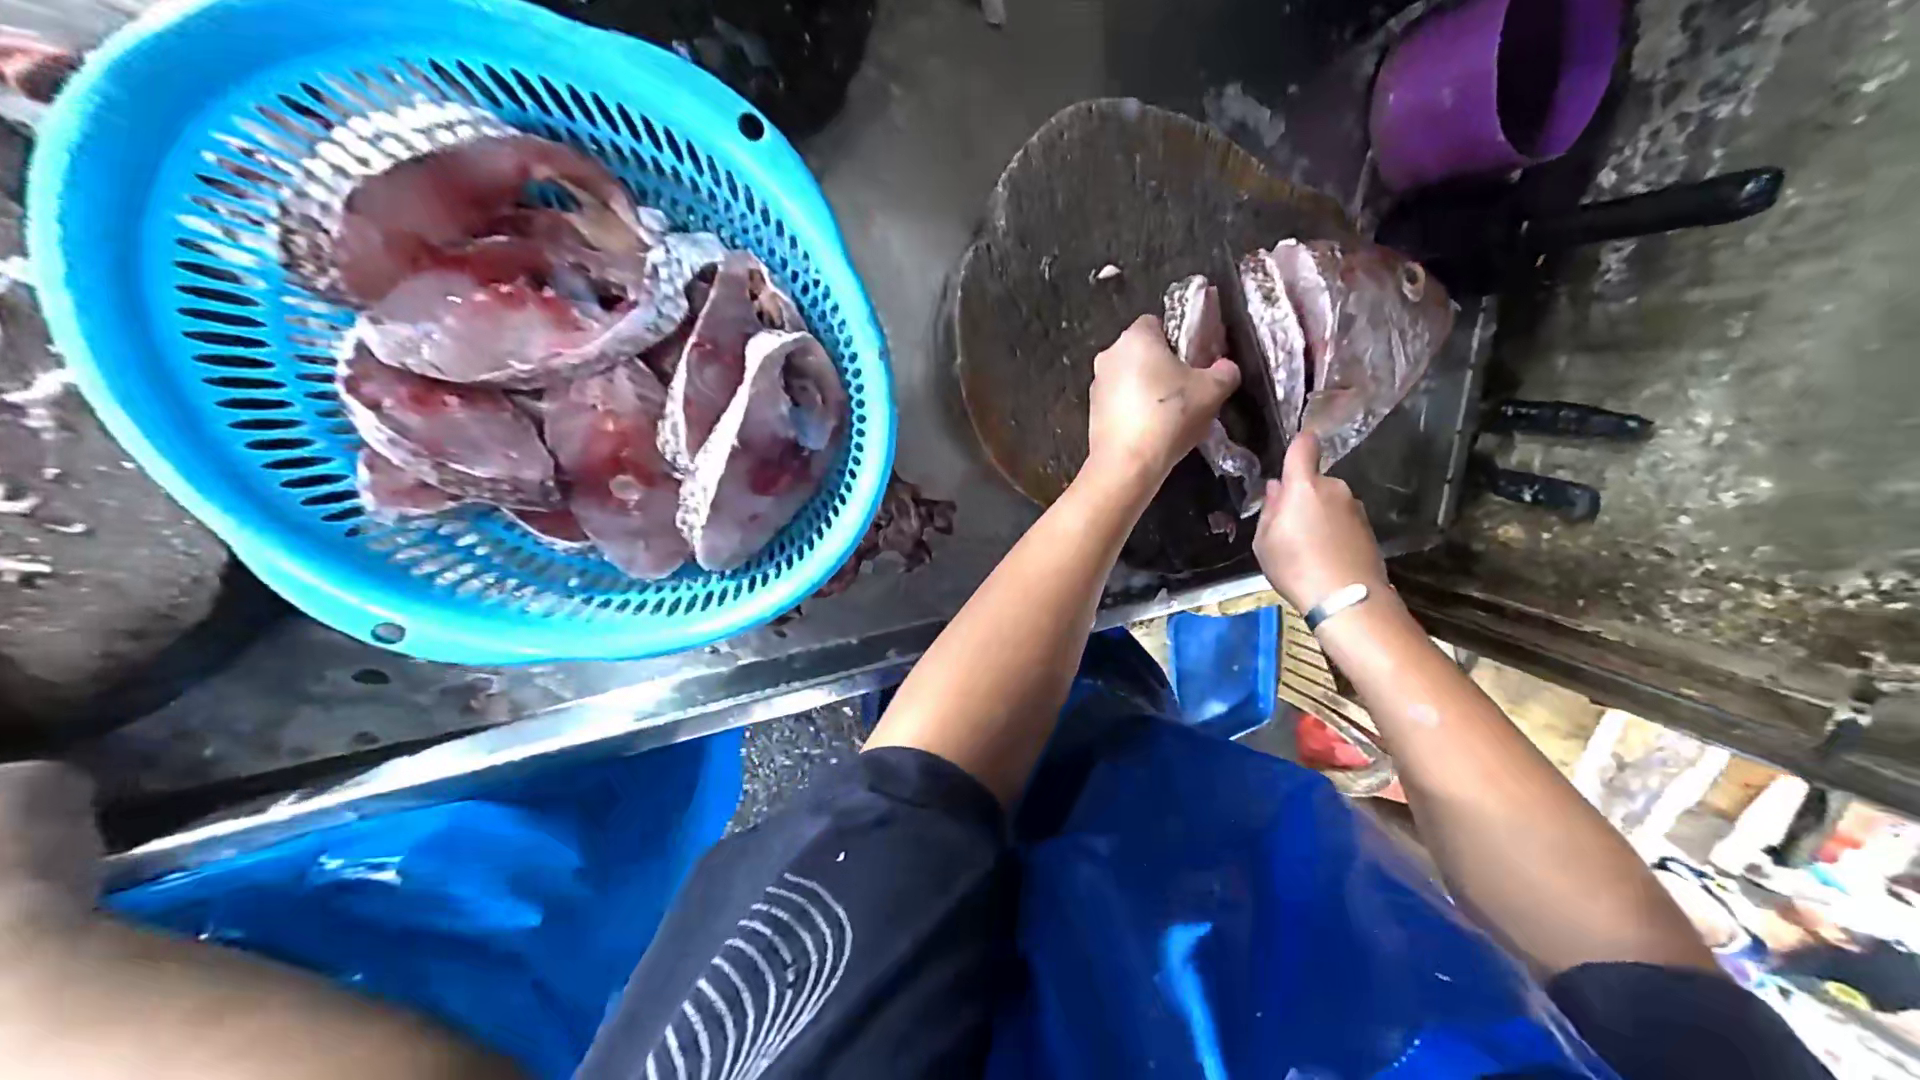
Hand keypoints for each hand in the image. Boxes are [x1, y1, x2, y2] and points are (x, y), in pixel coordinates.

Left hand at [1084, 315, 1239, 494]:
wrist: (1126, 464)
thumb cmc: (1169, 416)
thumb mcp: (1212, 390)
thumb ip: (1224, 371)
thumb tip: (1224, 368)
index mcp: (1135, 337)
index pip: (1158, 322)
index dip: (1179, 338)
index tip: (1194, 360)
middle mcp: (1109, 354)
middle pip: (1143, 351)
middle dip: (1164, 364)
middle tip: (1188, 388)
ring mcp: (1096, 384)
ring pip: (1130, 377)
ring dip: (1149, 388)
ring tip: (1171, 413)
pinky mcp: (1092, 411)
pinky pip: (1120, 400)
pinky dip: (1135, 408)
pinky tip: (1151, 428)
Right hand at [1254, 432, 1388, 611]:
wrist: (1346, 598)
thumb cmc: (1294, 565)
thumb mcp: (1264, 541)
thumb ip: (1269, 509)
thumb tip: (1277, 489)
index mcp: (1304, 486)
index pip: (1304, 447)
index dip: (1298, 444)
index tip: (1293, 451)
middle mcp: (1334, 488)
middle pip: (1314, 480)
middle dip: (1301, 495)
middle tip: (1287, 525)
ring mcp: (1355, 508)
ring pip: (1329, 501)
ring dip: (1318, 514)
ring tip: (1306, 546)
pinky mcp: (1368, 528)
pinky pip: (1342, 519)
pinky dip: (1333, 530)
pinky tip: (1324, 555)